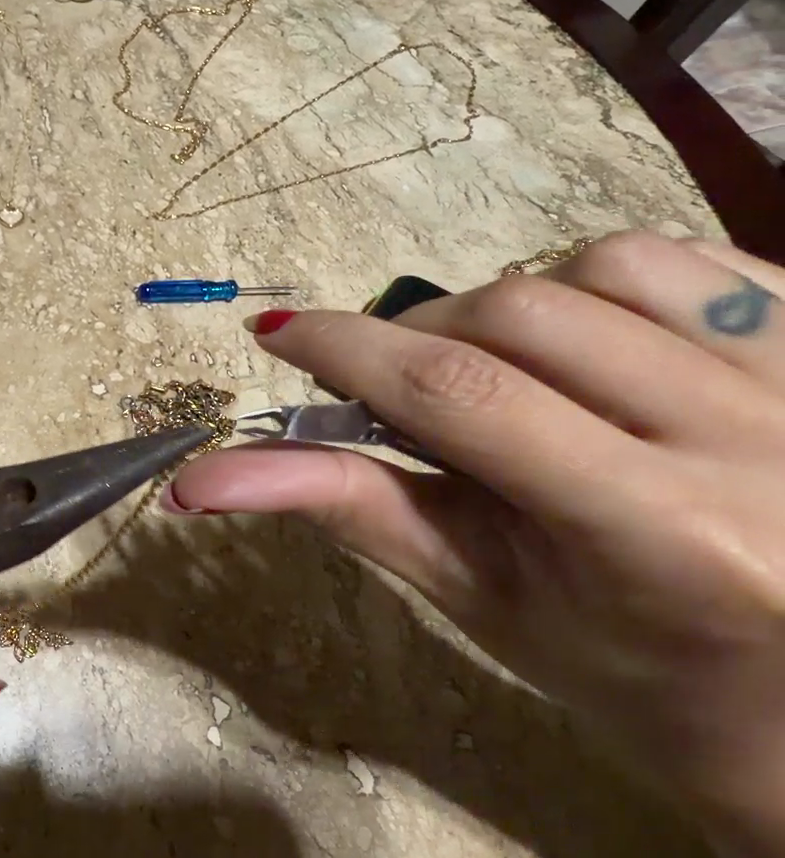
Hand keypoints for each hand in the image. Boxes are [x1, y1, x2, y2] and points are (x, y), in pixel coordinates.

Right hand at [169, 232, 784, 854]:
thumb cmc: (618, 666)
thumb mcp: (470, 594)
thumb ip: (342, 507)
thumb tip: (195, 481)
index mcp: (667, 536)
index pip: (458, 394)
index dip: (344, 348)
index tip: (275, 333)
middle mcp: (765, 444)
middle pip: (520, 315)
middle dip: (417, 335)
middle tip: (392, 386)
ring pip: (604, 266)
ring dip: (507, 305)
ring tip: (500, 367)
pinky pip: (687, 256)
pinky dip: (599, 280)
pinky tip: (586, 343)